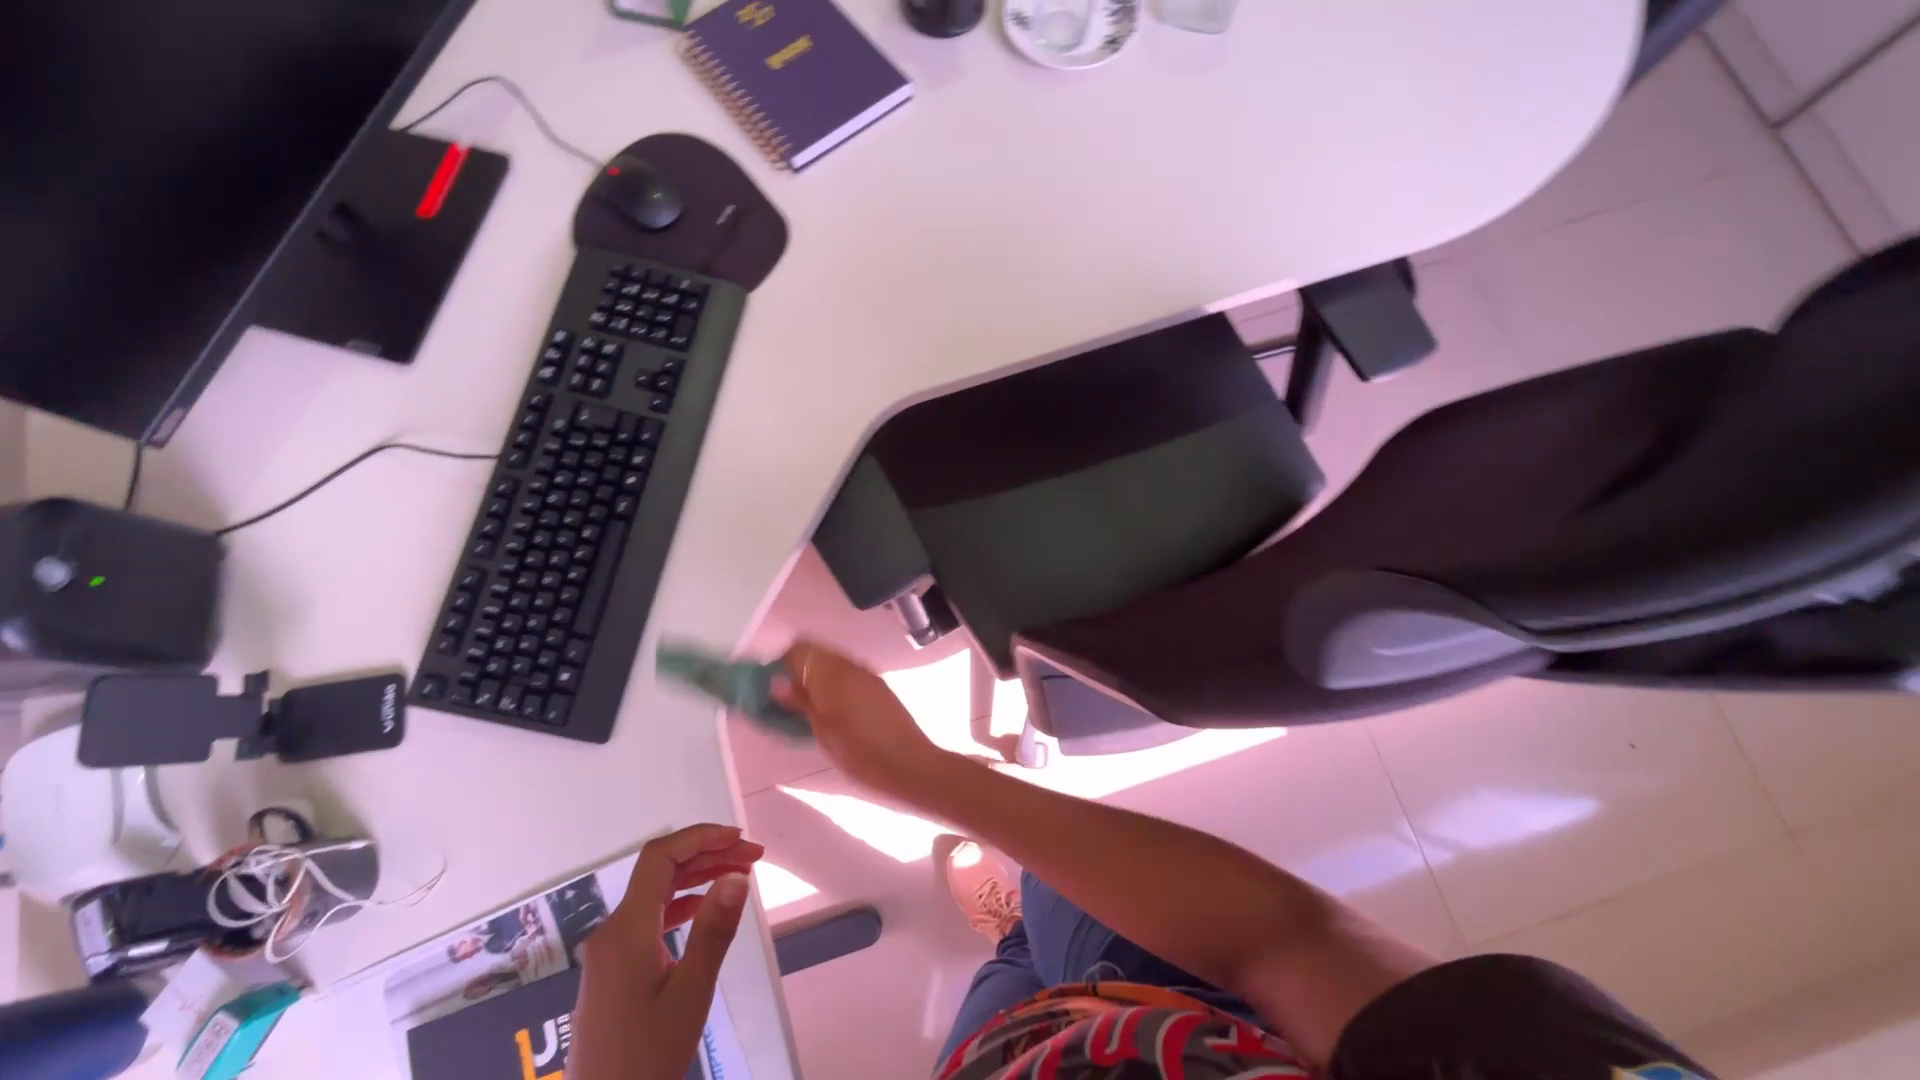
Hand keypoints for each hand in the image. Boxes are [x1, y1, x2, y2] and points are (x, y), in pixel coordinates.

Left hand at [570, 824, 763, 1079]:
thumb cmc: (648, 1054)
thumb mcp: (691, 993)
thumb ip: (714, 930)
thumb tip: (736, 875)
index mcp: (627, 929)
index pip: (660, 858)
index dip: (700, 838)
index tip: (741, 839)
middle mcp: (613, 930)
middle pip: (659, 872)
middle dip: (707, 855)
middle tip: (755, 857)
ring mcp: (610, 951)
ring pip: (655, 895)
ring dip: (697, 879)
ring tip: (740, 876)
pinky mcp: (613, 970)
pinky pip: (649, 919)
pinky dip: (681, 905)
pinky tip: (706, 909)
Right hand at [774, 641, 953, 801]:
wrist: (909, 764)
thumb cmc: (860, 751)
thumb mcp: (821, 730)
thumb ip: (799, 702)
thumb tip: (777, 683)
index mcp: (832, 672)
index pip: (799, 648)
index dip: (780, 664)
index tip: (770, 688)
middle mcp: (851, 664)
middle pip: (815, 654)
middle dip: (796, 672)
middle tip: (785, 702)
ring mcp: (868, 674)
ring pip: (832, 665)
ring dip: (815, 680)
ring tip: (806, 711)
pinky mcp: (879, 687)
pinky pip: (848, 676)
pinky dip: (834, 687)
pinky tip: (831, 714)